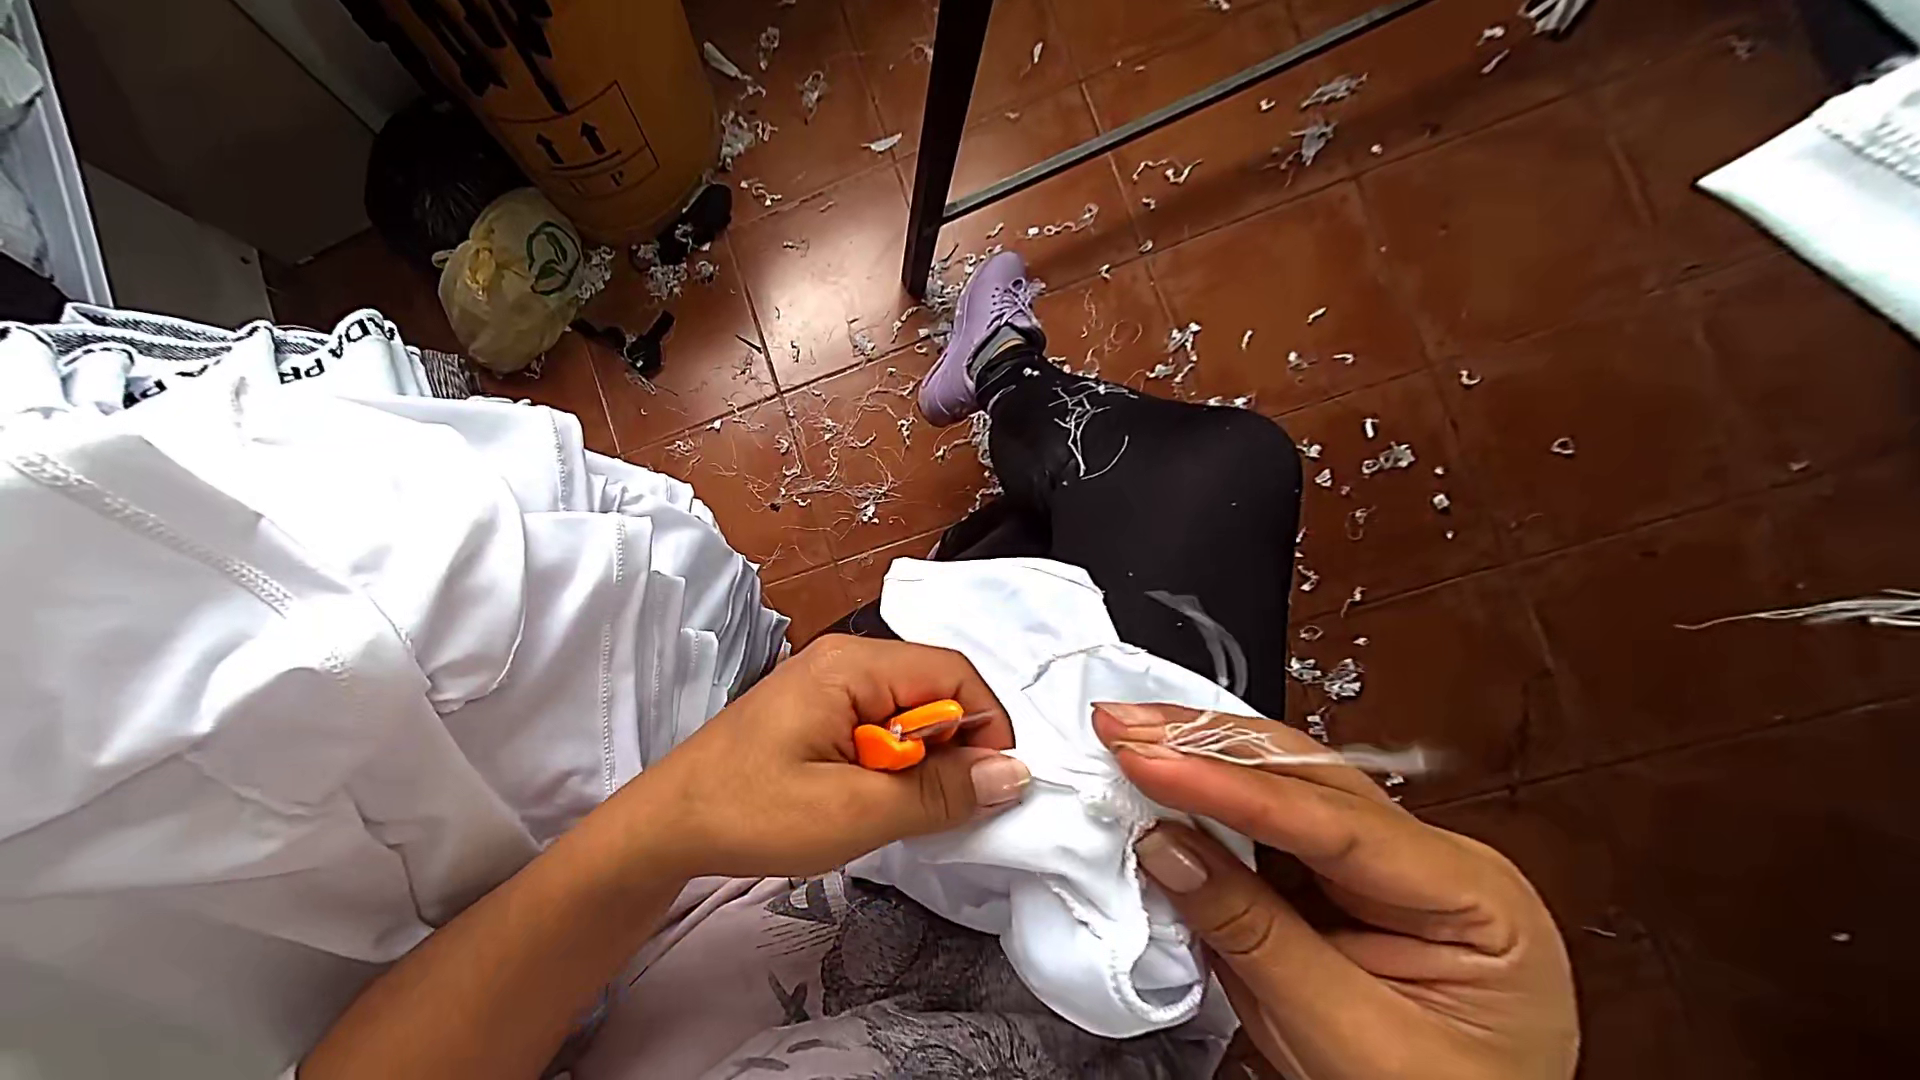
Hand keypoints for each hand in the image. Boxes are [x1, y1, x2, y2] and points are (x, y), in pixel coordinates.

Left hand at [631, 635, 1029, 878]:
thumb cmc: (749, 812)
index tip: (991, 784)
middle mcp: (846, 659)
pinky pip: (884, 720)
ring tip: (899, 802)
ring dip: (924, 757)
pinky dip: (897, 758)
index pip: (952, 675)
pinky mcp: (822, 705)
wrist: (666, 825)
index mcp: (852, 665)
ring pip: (911, 708)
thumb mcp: (853, 812)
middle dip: (952, 746)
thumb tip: (1012, 774)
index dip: (985, 726)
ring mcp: (831, 679)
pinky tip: (876, 792)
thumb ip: (939, 792)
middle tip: (940, 804)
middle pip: (934, 688)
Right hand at [1093, 702, 1577, 1079]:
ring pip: (1273, 776)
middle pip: (1298, 771)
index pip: (1324, 817)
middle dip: (1200, 742)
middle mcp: (1422, 849)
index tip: (1147, 758)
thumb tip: (1163, 843)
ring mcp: (1374, 851)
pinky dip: (1201, 794)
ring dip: (1194, 754)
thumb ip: (1249, 931)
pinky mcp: (1328, 861)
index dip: (1223, 784)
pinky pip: (1257, 811)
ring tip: (1128, 733)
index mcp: (1468, 893)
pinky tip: (1160, 772)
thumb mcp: (1342, 1036)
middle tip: (1123, 723)